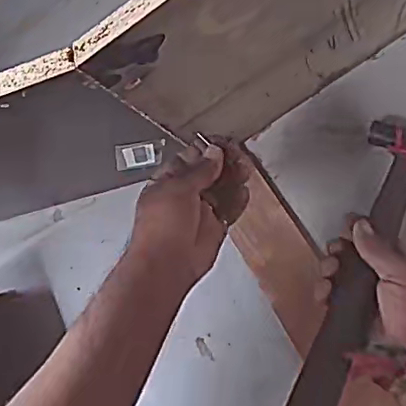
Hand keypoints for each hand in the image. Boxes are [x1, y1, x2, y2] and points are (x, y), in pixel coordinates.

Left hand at [125, 144, 240, 291]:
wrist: (167, 263)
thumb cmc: (160, 227)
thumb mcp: (178, 188)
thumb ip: (199, 170)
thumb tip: (214, 153)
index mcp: (166, 182)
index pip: (188, 159)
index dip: (206, 150)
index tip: (222, 142)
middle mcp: (182, 195)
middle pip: (207, 173)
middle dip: (223, 163)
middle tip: (238, 155)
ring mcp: (198, 212)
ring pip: (220, 190)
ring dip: (233, 179)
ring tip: (245, 169)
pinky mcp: (213, 228)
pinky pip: (229, 210)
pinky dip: (238, 201)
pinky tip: (244, 191)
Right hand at [315, 218, 405, 353]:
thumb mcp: (404, 277)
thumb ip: (380, 250)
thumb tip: (361, 225)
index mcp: (400, 268)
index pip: (376, 242)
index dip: (360, 231)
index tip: (346, 223)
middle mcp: (380, 281)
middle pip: (351, 257)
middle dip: (338, 251)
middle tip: (334, 252)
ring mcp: (363, 300)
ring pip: (337, 276)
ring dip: (328, 271)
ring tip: (329, 276)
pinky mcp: (347, 317)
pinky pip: (329, 299)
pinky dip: (322, 293)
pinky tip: (324, 294)